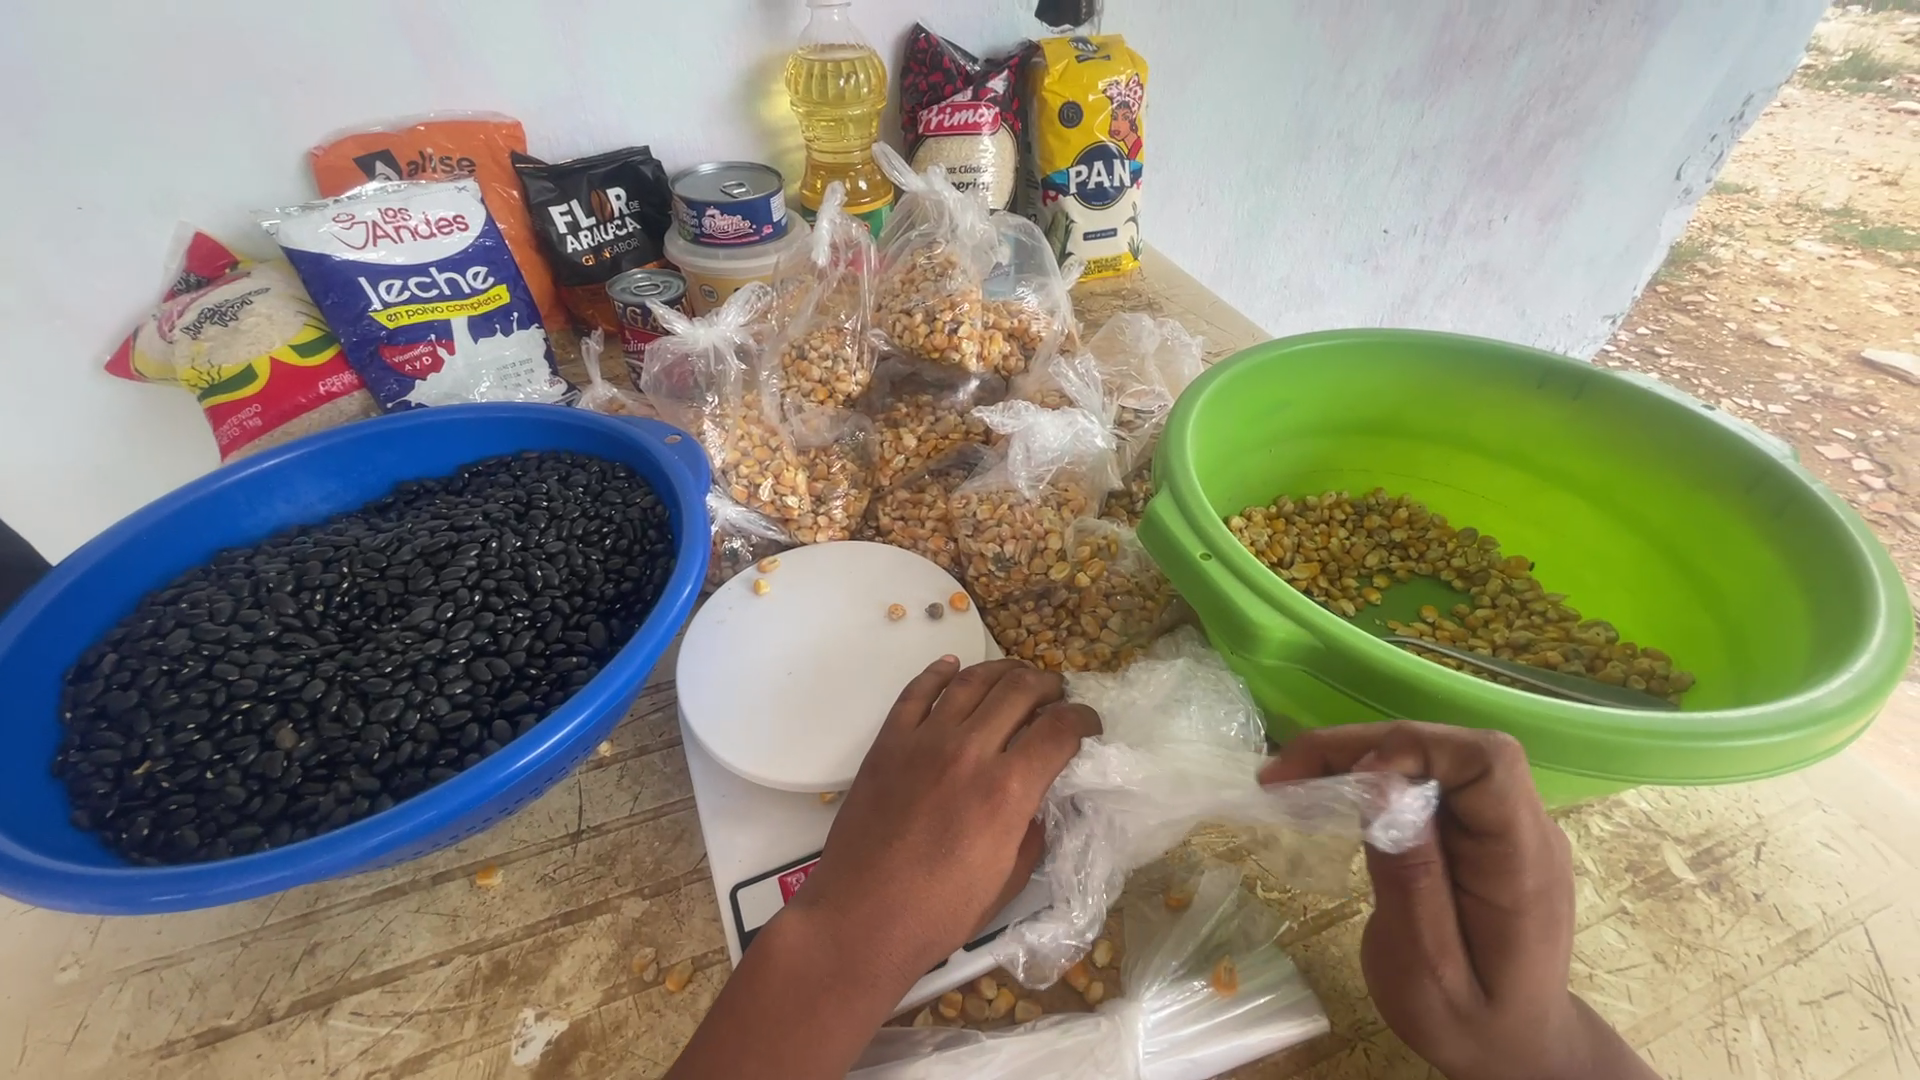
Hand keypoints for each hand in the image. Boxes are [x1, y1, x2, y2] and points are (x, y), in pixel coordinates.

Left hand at [665, 658, 1099, 1079]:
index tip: (1089, 724)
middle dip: (1049, 686)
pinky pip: (917, 691)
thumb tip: (1036, 797)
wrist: (860, 918)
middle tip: (1057, 695)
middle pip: (1020, 690)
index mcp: (1006, 789)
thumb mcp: (1008, 881)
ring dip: (1003, 670)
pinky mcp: (888, 740)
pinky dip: (938, 672)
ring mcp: (923, 739)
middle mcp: (969, 749)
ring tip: (1018, 676)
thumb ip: (1031, 829)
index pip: (1059, 730)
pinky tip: (953, 665)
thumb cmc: (939, 913)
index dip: (1083, 720)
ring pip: (972, 680)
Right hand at [1260, 721, 1655, 1079]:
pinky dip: (1363, 774)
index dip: (1414, 748)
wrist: (1512, 1050)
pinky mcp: (1469, 828)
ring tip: (1288, 778)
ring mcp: (1495, 824)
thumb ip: (1408, 876)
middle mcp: (1516, 827)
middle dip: (1357, 745)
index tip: (1351, 778)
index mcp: (1519, 860)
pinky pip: (1416, 778)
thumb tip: (1379, 783)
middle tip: (1283, 771)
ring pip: (1422, 754)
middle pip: (1441, 746)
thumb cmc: (1468, 1022)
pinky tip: (1323, 792)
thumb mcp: (1426, 969)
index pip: (1486, 761)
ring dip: (1351, 756)